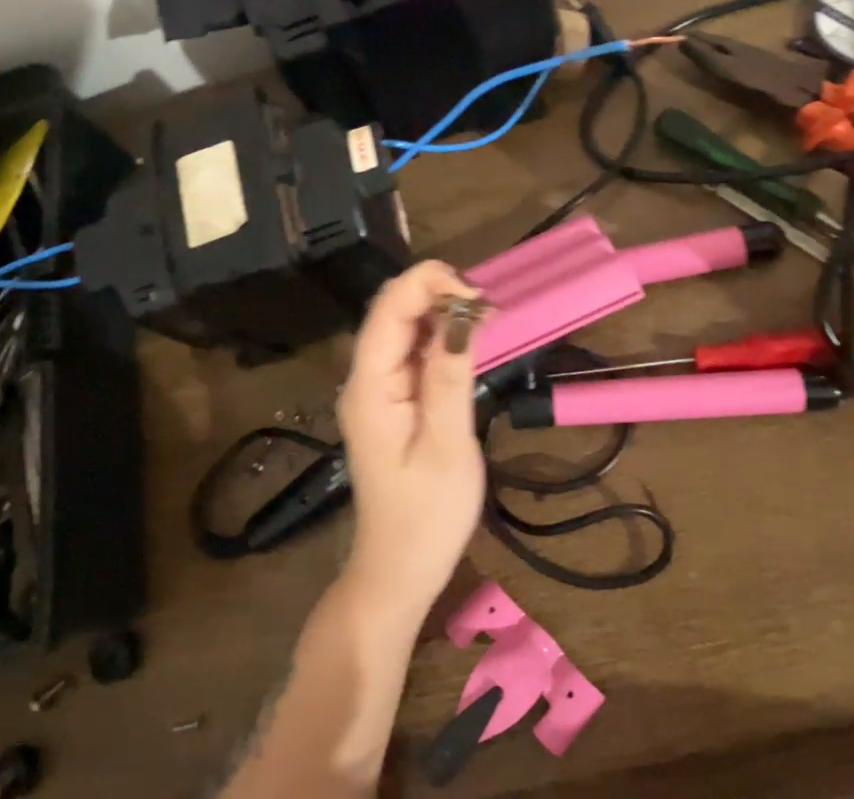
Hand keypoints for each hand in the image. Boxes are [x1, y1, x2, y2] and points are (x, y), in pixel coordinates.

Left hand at [335, 261, 485, 614]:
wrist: (400, 570)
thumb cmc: (426, 517)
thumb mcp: (447, 445)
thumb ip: (450, 376)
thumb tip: (463, 314)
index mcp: (369, 386)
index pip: (389, 309)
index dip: (429, 283)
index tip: (479, 295)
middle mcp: (364, 380)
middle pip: (393, 313)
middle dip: (438, 295)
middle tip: (489, 308)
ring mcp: (376, 392)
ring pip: (403, 332)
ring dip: (442, 316)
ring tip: (486, 322)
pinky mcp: (390, 405)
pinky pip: (411, 357)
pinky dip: (440, 343)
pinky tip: (468, 347)